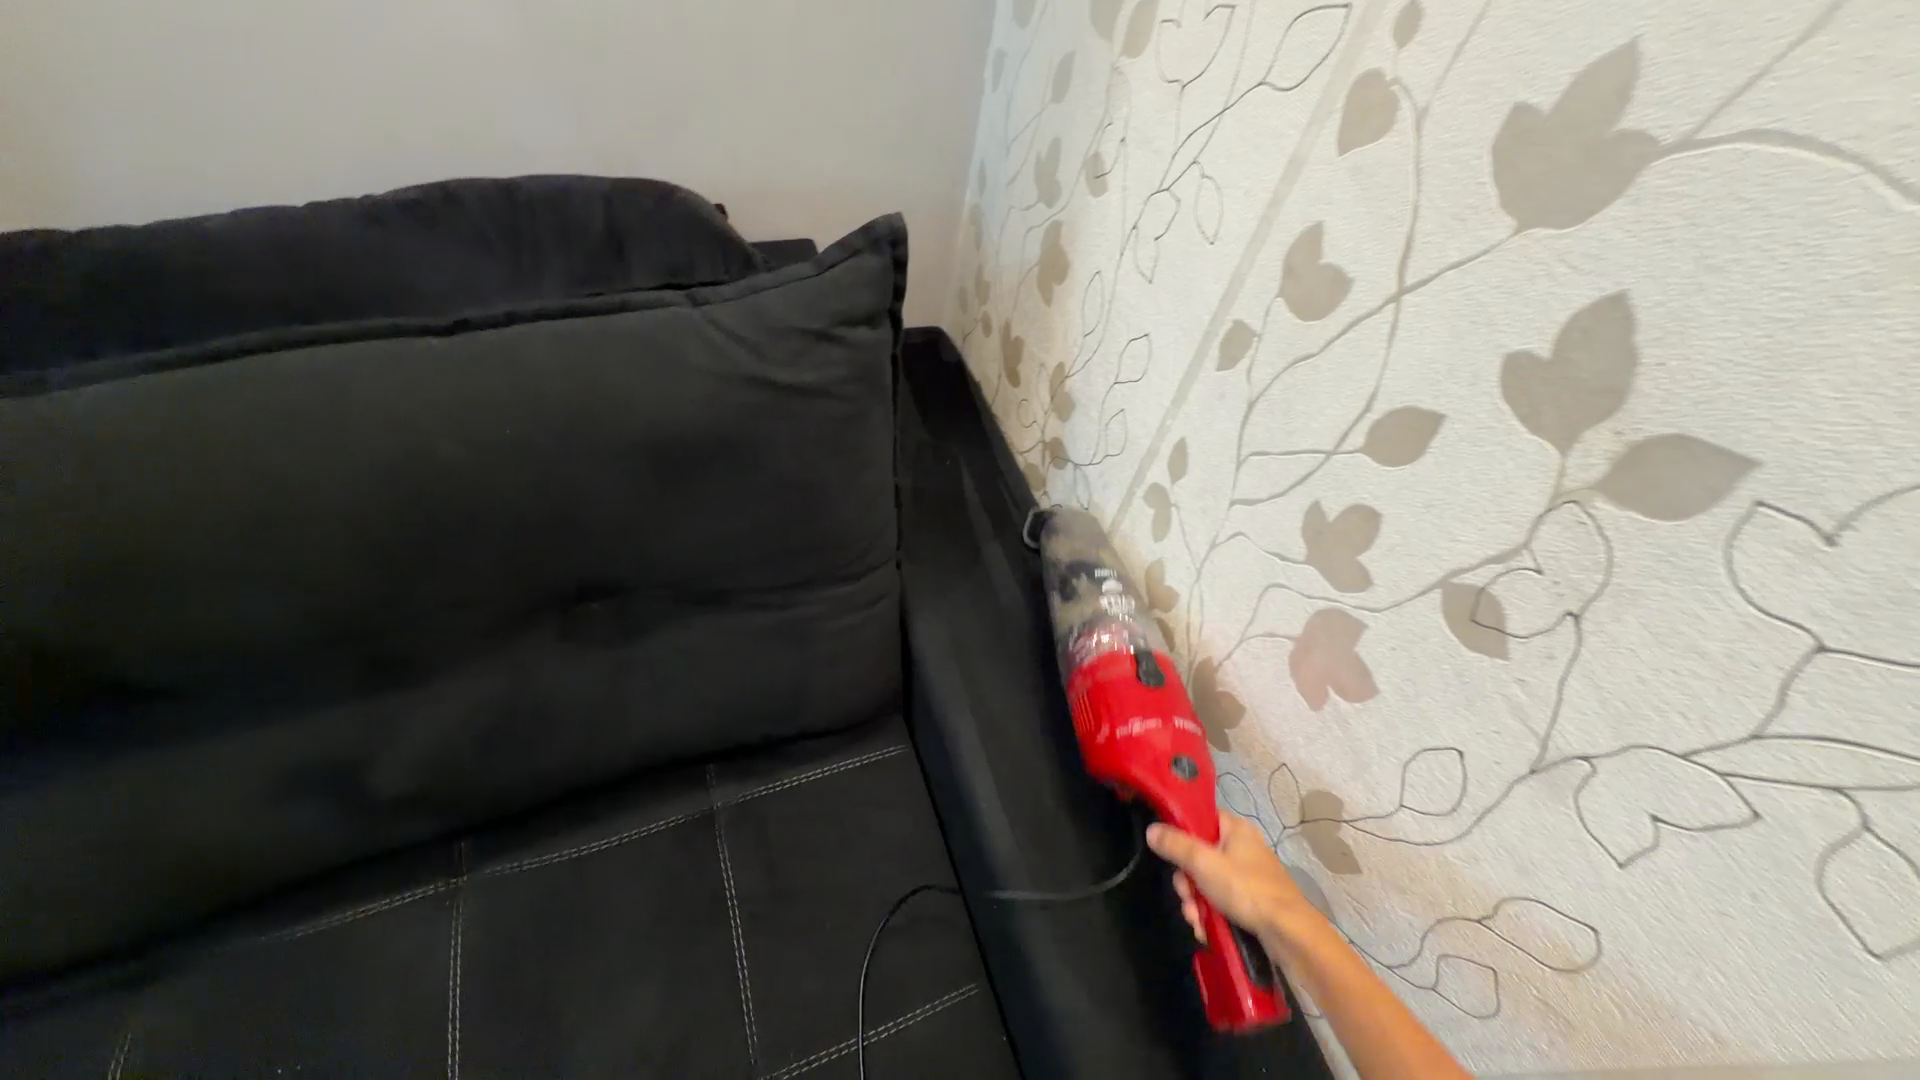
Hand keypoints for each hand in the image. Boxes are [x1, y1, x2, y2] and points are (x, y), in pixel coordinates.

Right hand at [1146, 812, 1320, 946]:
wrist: (1289, 934)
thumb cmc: (1246, 889)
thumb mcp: (1203, 863)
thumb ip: (1175, 845)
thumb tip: (1151, 829)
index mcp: (1236, 829)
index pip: (1201, 818)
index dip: (1181, 833)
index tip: (1170, 853)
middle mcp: (1242, 848)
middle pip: (1199, 855)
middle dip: (1187, 881)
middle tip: (1186, 895)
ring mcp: (1248, 876)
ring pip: (1207, 882)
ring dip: (1196, 902)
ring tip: (1197, 920)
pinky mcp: (1251, 901)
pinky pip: (1220, 901)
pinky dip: (1210, 914)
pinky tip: (1206, 929)